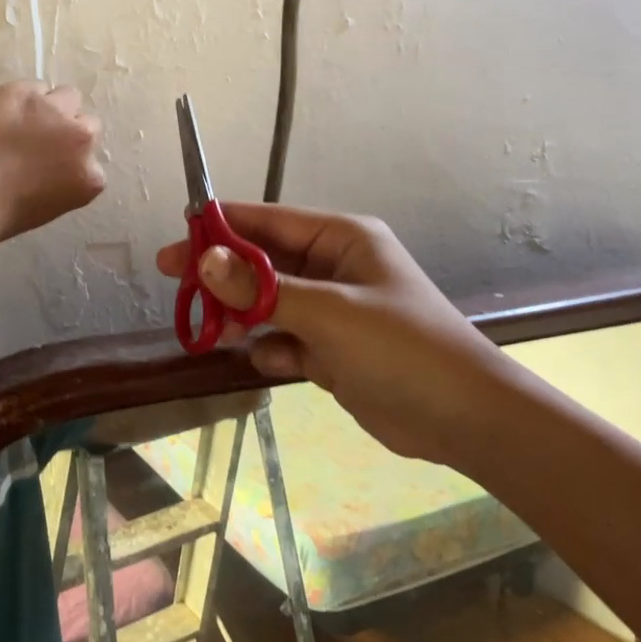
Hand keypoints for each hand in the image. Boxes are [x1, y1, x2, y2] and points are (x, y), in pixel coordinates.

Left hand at [0, 82, 105, 243]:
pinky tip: (1, 113)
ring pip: (68, 97)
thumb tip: (48, 165)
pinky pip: (35, 87)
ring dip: (51, 107)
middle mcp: (82, 140)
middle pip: (88, 124)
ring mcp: (55, 111)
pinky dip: (22, 98)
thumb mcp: (45, 207)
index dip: (69, 161)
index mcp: (89, 178)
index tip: (50, 166)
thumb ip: (59, 180)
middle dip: (67, 130)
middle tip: (38, 141)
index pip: (91, 163)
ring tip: (23, 119)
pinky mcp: (26, 91)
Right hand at [155, 204, 506, 462]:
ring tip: (216, 335)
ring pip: (268, 304)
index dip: (218, 230)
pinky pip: (284, 340)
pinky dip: (273, 350)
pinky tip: (278, 365)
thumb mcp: (328, 313)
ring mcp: (333, 311)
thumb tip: (203, 260)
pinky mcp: (332, 351)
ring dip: (244, 317)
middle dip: (224, 279)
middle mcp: (334, 268)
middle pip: (261, 263)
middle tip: (179, 291)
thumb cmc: (402, 350)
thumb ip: (262, 288)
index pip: (266, 221)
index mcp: (341, 239)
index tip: (174, 243)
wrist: (466, 420)